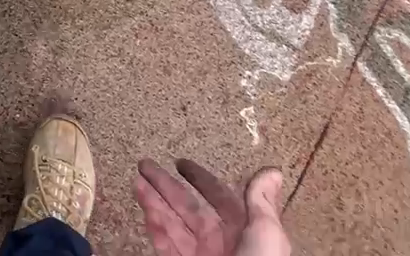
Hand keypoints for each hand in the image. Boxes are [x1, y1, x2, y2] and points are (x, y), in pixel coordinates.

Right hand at [133, 158, 290, 255]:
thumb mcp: (266, 239)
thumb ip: (261, 206)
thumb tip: (273, 171)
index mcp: (244, 236)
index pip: (221, 200)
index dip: (202, 180)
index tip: (180, 163)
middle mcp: (220, 246)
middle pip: (190, 208)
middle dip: (167, 185)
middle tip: (144, 163)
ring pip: (172, 223)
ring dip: (154, 200)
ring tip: (136, 179)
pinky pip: (165, 244)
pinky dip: (153, 225)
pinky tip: (143, 207)